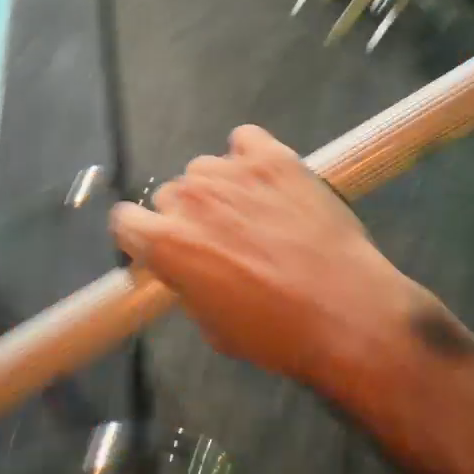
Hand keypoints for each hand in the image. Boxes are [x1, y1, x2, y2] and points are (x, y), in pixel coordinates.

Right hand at [109, 125, 424, 387]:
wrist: (349, 313)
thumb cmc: (278, 333)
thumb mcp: (212, 326)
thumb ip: (186, 282)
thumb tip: (186, 265)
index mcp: (166, 242)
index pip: (124, 219)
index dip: (141, 236)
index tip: (162, 248)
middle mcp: (189, 198)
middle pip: (170, 194)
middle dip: (188, 216)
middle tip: (223, 240)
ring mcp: (230, 171)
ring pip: (205, 169)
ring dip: (220, 189)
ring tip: (257, 215)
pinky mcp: (270, 155)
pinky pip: (243, 140)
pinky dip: (249, 157)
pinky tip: (269, 182)